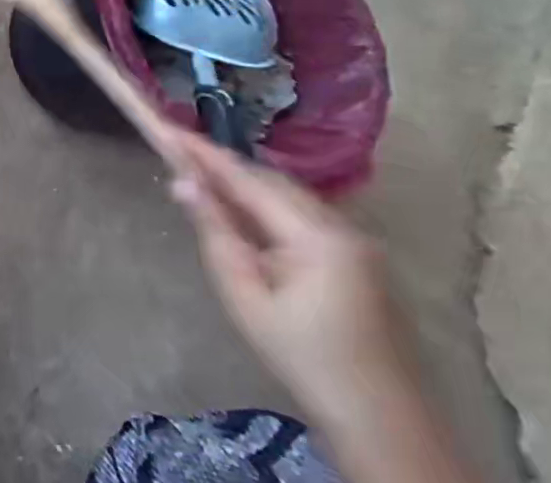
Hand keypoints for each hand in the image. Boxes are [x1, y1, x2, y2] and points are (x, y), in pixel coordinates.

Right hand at [168, 130, 417, 424]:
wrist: (382, 420)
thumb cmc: (302, 356)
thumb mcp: (245, 294)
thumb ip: (215, 231)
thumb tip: (182, 181)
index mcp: (315, 234)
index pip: (248, 178)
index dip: (205, 153)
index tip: (168, 130)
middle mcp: (342, 226)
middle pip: (272, 181)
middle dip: (225, 166)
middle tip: (180, 155)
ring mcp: (357, 241)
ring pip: (290, 195)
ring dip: (247, 184)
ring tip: (204, 180)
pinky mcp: (360, 258)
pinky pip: (304, 214)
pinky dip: (269, 205)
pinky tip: (245, 215)